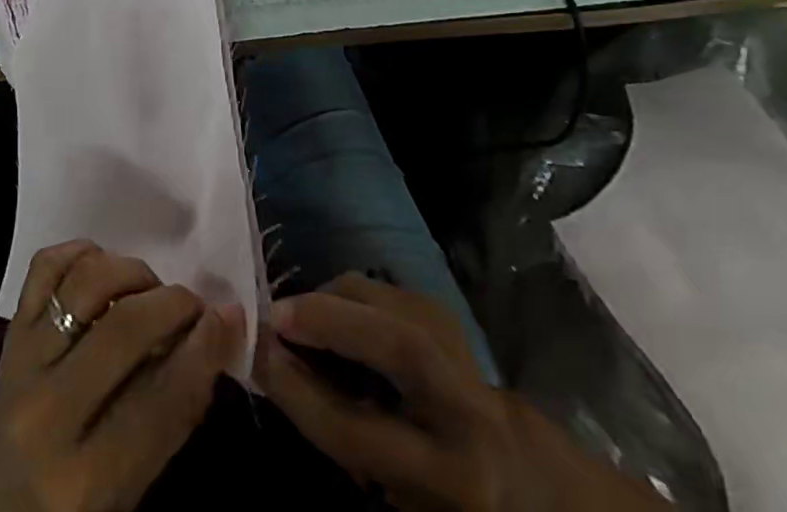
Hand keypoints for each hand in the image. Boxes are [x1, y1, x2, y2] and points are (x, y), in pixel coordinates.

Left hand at [0, 241, 244, 511]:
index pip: (161, 397)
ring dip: (133, 274)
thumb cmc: (81, 498)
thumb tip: (222, 326)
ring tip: (150, 291)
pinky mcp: (9, 333)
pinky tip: (105, 269)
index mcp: (86, 478)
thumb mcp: (137, 478)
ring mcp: (21, 363)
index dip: (204, 348)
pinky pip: (45, 267)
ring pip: (85, 284)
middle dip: (174, 303)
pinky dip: (81, 254)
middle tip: (194, 305)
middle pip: (124, 328)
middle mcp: (46, 414)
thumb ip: (178, 407)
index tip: (228, 316)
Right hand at [256, 273, 668, 511]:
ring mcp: (474, 364)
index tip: (258, 358)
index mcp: (450, 477)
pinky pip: (401, 296)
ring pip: (406, 307)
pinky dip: (359, 295)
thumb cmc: (444, 499)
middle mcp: (471, 417)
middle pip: (402, 346)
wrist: (528, 485)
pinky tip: (337, 311)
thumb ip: (339, 430)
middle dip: (331, 321)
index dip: (298, 391)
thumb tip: (275, 366)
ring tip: (302, 310)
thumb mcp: (392, 489)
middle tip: (277, 313)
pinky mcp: (463, 330)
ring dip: (341, 297)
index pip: (358, 430)